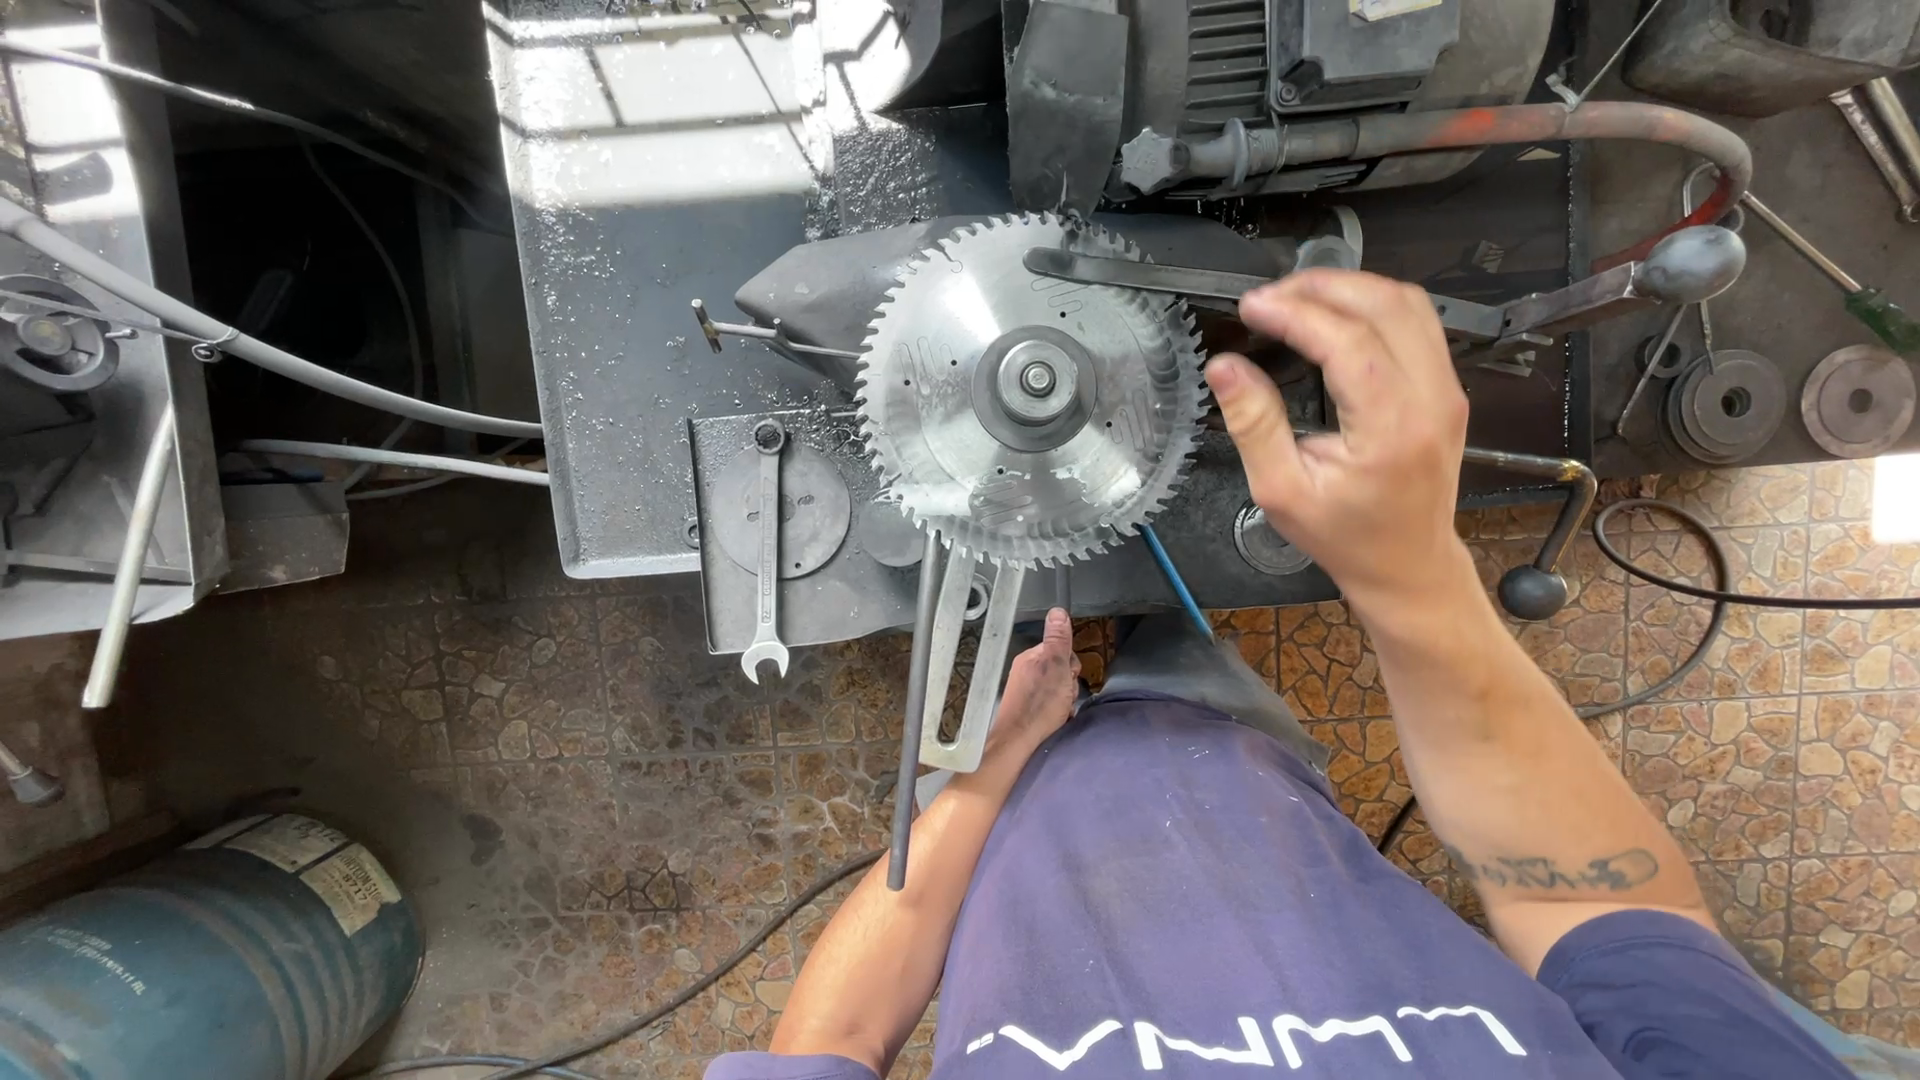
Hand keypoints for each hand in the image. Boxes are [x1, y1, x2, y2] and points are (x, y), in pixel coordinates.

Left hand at [987, 608, 1080, 754]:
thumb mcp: (1056, 667)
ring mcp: (1025, 689)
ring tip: (1060, 710)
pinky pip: (1050, 703)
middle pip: (1060, 669)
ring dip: (1064, 699)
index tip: (1069, 676)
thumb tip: (1058, 611)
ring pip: (1057, 688)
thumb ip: (1058, 640)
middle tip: (1064, 696)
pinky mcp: (1027, 707)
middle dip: (1068, 684)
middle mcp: (1025, 670)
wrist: (1019, 740)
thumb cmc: (1038, 705)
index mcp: (1030, 657)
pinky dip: (1057, 711)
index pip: (1060, 650)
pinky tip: (1056, 719)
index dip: (1071, 664)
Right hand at [1204, 270, 1472, 617]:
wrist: (1406, 563)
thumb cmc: (1342, 536)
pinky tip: (1332, 315)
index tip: (1251, 306)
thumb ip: (1253, 425)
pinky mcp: (1446, 387)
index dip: (1295, 313)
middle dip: (1322, 287)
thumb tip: (1224, 367)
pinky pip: (1416, 322)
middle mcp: (1431, 399)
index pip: (1348, 341)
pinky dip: (1371, 305)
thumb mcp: (1280, 491)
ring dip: (1349, 288)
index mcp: (1391, 428)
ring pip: (1408, 304)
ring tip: (1296, 298)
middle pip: (1386, 305)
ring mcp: (1447, 389)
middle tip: (1269, 297)